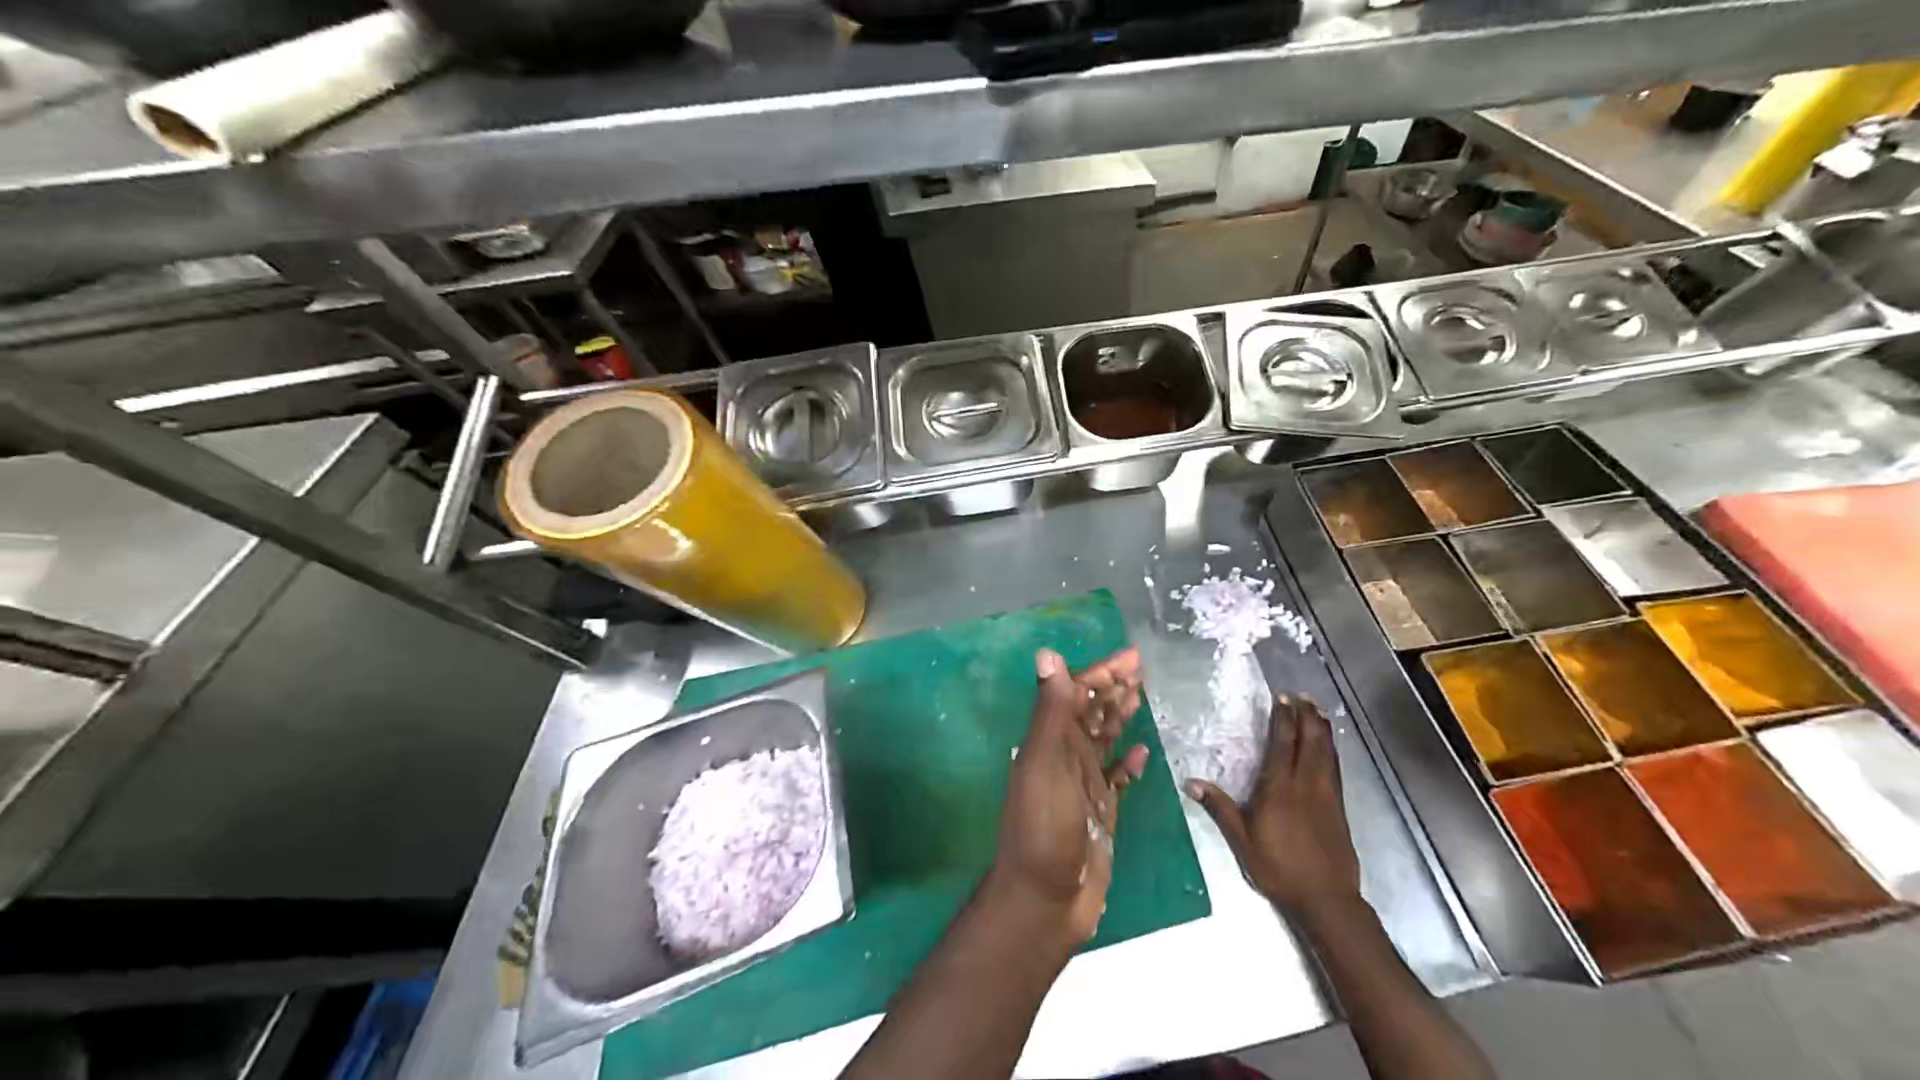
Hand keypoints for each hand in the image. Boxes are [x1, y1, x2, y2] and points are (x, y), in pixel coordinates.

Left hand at [989, 646, 1149, 947]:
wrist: (1046, 896)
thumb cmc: (1045, 826)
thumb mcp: (1046, 761)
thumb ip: (1050, 710)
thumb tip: (1047, 654)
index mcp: (1051, 741)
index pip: (1076, 694)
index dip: (1101, 673)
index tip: (1131, 657)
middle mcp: (1065, 756)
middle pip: (1091, 712)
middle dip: (1112, 688)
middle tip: (1141, 669)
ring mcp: (1083, 784)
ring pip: (1104, 739)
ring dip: (1119, 716)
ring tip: (1141, 696)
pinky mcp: (1100, 811)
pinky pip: (1117, 778)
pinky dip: (1128, 763)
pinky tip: (1143, 753)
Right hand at [1186, 696, 1360, 918]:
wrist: (1326, 898)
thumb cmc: (1278, 867)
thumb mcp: (1242, 839)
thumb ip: (1220, 808)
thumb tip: (1191, 782)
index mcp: (1280, 787)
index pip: (1283, 742)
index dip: (1283, 718)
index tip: (1281, 698)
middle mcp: (1306, 783)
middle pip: (1310, 740)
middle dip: (1306, 715)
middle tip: (1301, 696)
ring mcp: (1326, 794)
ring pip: (1327, 751)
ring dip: (1322, 728)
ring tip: (1318, 710)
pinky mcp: (1338, 806)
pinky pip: (1335, 767)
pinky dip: (1331, 749)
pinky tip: (1329, 746)